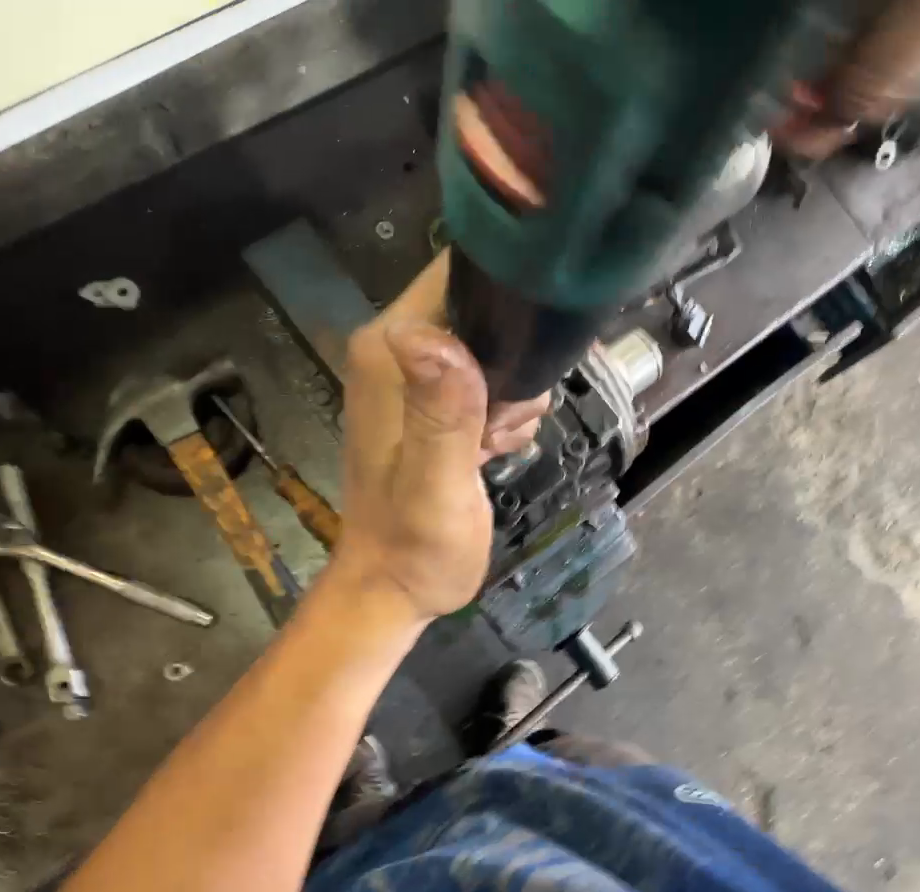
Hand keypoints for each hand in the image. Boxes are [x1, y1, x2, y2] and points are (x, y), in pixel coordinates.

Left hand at [331, 254, 547, 621]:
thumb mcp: (434, 485)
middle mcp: (398, 352)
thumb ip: (440, 413)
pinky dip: (503, 412)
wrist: (396, 590)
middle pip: (484, 310)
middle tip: (501, 422)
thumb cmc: (415, 546)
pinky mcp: (434, 407)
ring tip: (495, 441)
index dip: (506, 293)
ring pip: (495, 349)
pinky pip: (489, 382)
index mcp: (390, 353)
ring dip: (513, 393)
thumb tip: (431, 334)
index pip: (455, 273)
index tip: (529, 351)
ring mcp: (416, 381)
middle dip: (514, 359)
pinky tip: (493, 450)